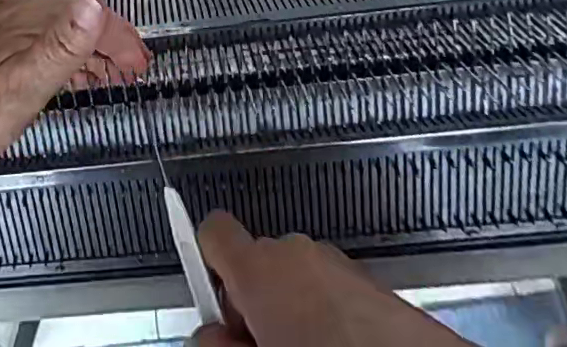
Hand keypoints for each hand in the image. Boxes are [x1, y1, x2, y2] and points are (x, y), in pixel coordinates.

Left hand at [0, 0, 149, 201]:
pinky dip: (64, 56)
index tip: (140, 62)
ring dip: (90, 50)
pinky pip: (39, 41)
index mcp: (21, 18)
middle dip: (111, 43)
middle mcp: (9, 15)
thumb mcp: (17, 92)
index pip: (89, 14)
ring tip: (111, 74)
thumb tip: (95, 5)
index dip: (121, 39)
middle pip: (76, 18)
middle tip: (134, 70)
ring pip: (58, 29)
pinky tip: (69, 74)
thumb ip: (61, 48)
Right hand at [192, 212, 471, 346]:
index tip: (209, 299)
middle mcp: (295, 251)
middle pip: (251, 261)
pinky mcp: (362, 278)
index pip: (213, 230)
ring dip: (285, 310)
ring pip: (289, 277)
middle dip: (247, 302)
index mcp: (261, 268)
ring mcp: (332, 261)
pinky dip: (318, 312)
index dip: (204, 260)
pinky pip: (322, 286)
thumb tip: (209, 337)